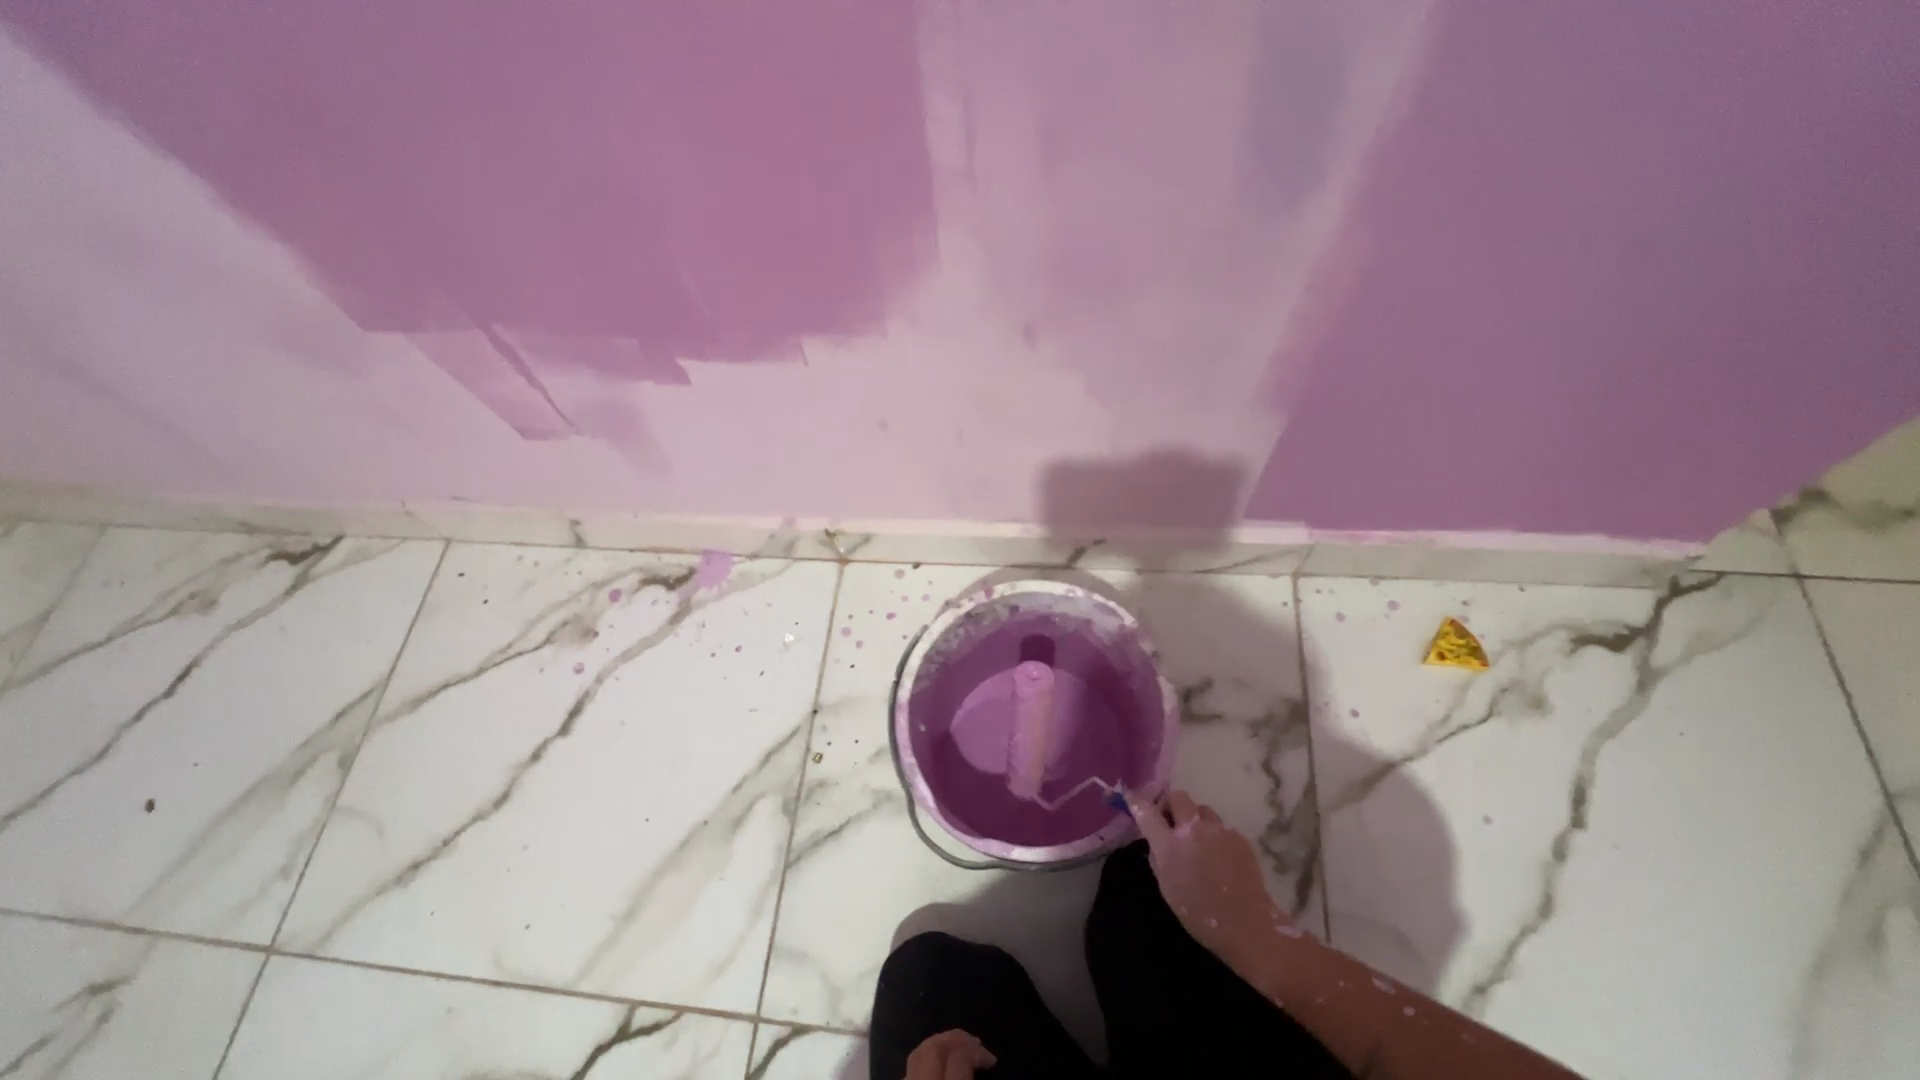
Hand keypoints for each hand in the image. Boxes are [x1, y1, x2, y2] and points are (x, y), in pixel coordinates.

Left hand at [904, 1029, 995, 1079]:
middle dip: (956, 1038)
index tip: (991, 1059)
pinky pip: (907, 1072)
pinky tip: (935, 1067)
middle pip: (933, 1049)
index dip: (977, 1052)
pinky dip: (922, 1061)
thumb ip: (972, 1077)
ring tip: (956, 1048)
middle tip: (975, 1044)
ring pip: (916, 1055)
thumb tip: (981, 1063)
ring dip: (938, 1044)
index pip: (959, 1058)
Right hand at [1128, 789, 1294, 963]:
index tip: (1132, 797)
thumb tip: (1157, 841)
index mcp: (1170, 845)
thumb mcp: (1166, 887)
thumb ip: (1158, 858)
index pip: (1147, 811)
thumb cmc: (1198, 913)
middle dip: (1171, 805)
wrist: (1246, 925)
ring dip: (1196, 820)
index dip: (1137, 801)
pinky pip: (1221, 827)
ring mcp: (1219, 831)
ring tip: (1200, 842)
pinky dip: (1216, 836)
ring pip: (1203, 810)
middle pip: (1178, 797)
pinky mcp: (1239, 837)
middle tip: (1171, 822)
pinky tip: (1220, 858)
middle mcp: (1194, 829)